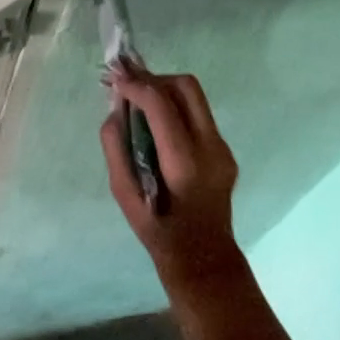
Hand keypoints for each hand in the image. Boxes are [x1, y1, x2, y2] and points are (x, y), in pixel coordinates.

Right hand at [101, 63, 243, 287]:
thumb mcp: (123, 194)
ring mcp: (222, 148)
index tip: (115, 80)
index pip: (161, 105)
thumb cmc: (158, 231)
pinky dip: (174, 108)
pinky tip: (156, 124)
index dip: (136, 85)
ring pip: (194, 97)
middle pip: (186, 87)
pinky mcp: (225, 150)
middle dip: (155, 79)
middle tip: (129, 85)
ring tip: (139, 101)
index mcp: (184, 163)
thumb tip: (115, 110)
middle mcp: (211, 148)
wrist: (204, 260)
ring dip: (165, 91)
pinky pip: (198, 114)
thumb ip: (116, 148)